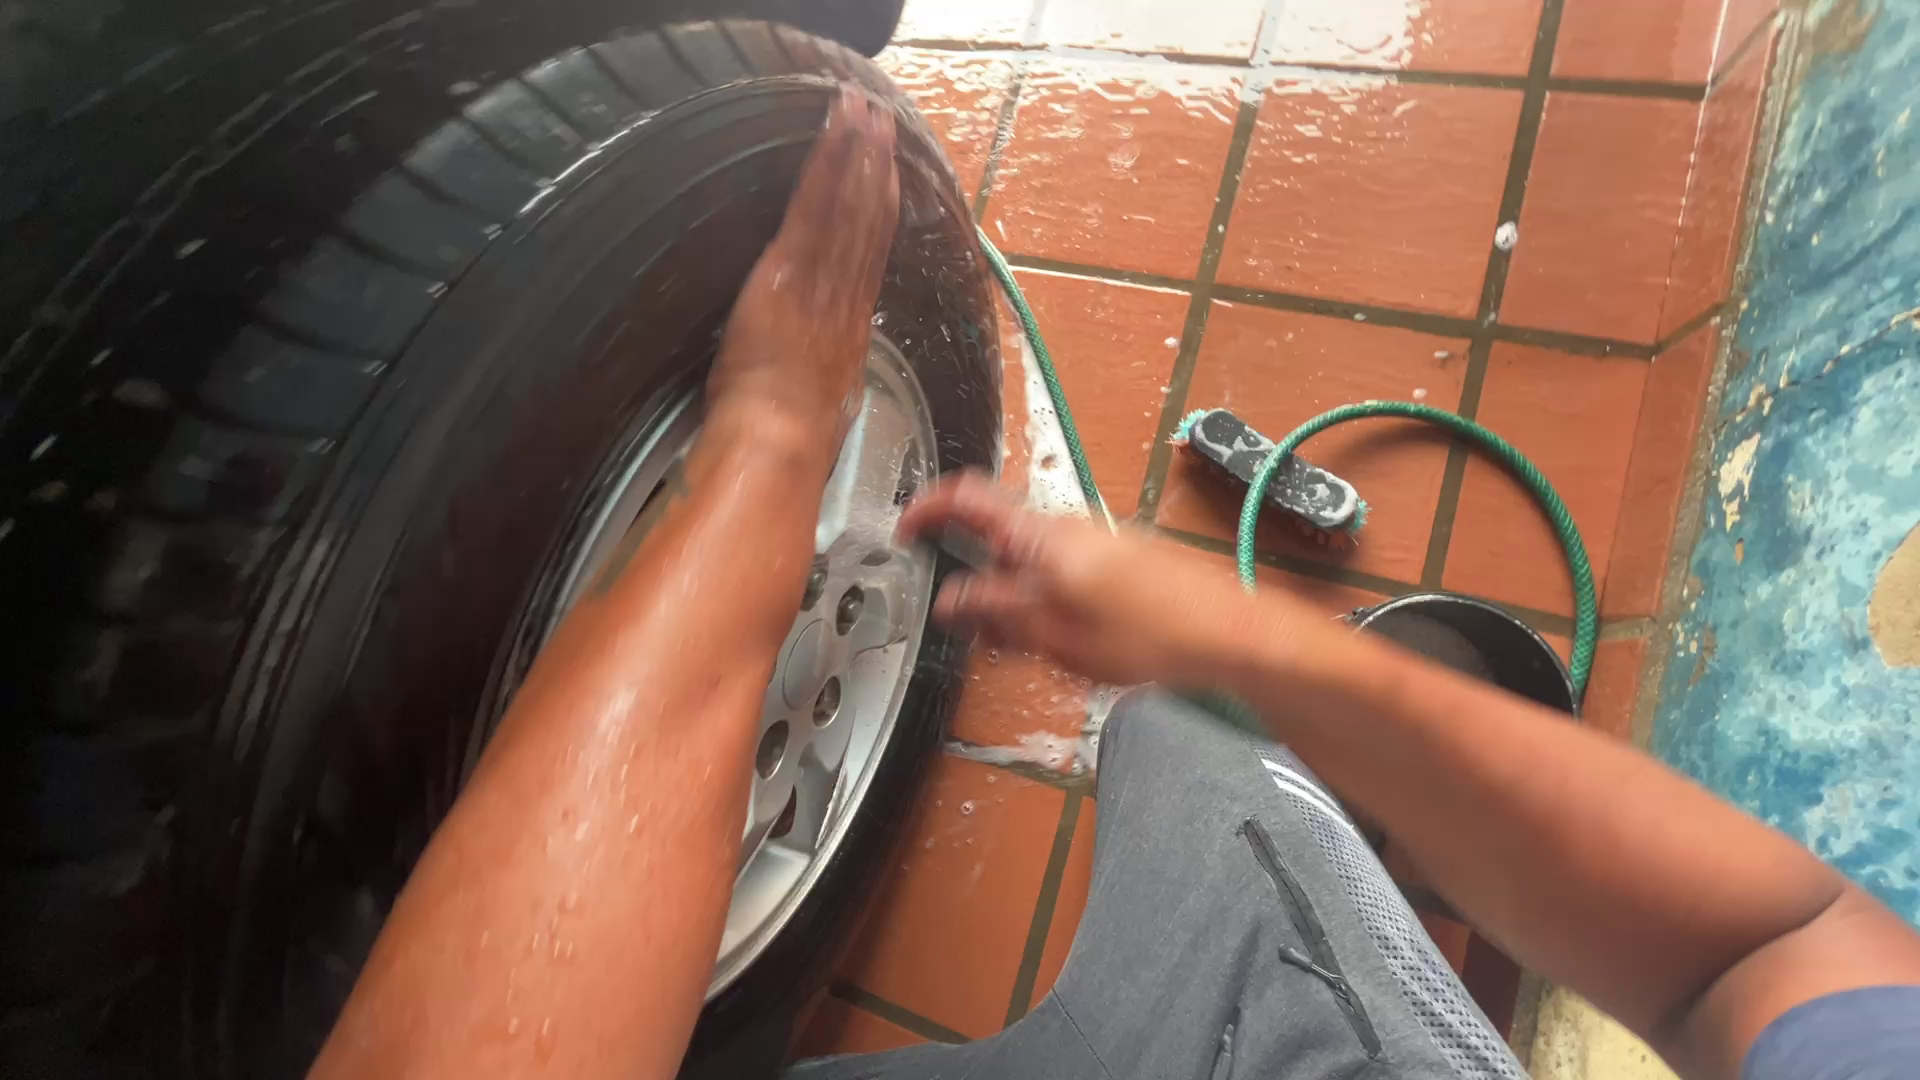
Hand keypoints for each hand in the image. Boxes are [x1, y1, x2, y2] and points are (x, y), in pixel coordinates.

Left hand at [705, 84, 898, 446]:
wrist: (779, 446)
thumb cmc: (795, 441)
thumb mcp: (825, 412)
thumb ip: (829, 381)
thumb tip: (827, 376)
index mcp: (851, 334)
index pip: (870, 264)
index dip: (881, 219)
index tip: (888, 184)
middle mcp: (845, 302)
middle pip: (867, 227)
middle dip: (876, 172)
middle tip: (884, 126)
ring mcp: (820, 284)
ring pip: (846, 210)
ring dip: (855, 156)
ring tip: (864, 113)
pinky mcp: (789, 274)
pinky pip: (813, 211)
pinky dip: (827, 169)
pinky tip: (837, 136)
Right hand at [896, 471, 1335, 686]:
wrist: (1230, 632)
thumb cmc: (1152, 630)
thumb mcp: (1054, 633)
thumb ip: (995, 613)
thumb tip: (952, 602)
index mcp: (1040, 534)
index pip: (966, 499)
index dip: (927, 509)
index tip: (905, 529)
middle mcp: (1066, 526)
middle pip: (997, 539)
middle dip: (977, 580)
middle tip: (977, 628)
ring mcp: (1094, 541)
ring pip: (1031, 564)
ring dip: (1015, 599)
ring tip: (1031, 645)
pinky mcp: (1116, 560)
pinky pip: (1062, 574)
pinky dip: (1047, 602)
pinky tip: (1068, 640)